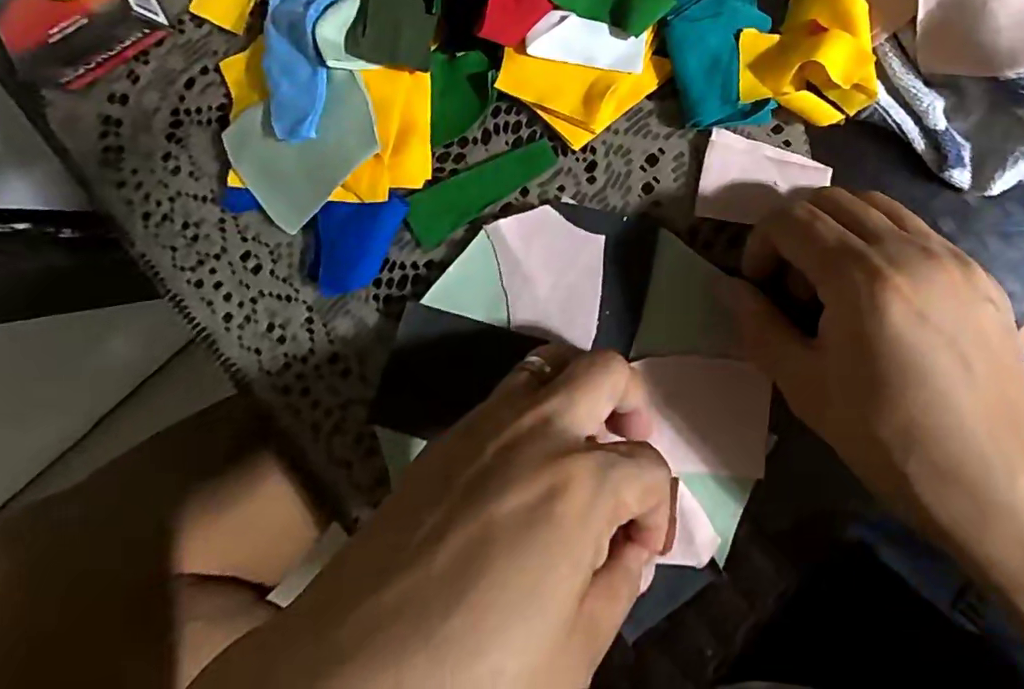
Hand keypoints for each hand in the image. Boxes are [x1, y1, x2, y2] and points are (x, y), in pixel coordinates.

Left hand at [192, 347, 675, 688]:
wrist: (365, 650)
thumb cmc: (481, 660)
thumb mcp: (576, 646)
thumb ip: (618, 582)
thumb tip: (631, 545)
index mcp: (580, 480)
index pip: (649, 467)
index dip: (659, 509)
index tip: (641, 547)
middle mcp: (536, 429)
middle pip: (605, 370)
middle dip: (632, 406)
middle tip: (625, 456)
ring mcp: (487, 420)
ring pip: (548, 363)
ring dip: (578, 393)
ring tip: (580, 447)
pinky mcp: (449, 432)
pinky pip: (505, 393)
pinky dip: (532, 408)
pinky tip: (525, 464)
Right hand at [712, 188, 1023, 566]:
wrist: (1005, 484)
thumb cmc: (891, 439)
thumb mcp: (803, 386)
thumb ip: (757, 324)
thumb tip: (728, 286)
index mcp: (862, 278)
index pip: (790, 219)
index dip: (759, 244)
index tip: (758, 286)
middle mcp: (909, 252)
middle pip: (830, 200)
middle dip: (794, 230)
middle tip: (791, 283)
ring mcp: (952, 258)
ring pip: (875, 205)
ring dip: (836, 227)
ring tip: (833, 282)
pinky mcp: (978, 275)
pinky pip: (914, 228)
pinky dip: (878, 239)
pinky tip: (878, 292)